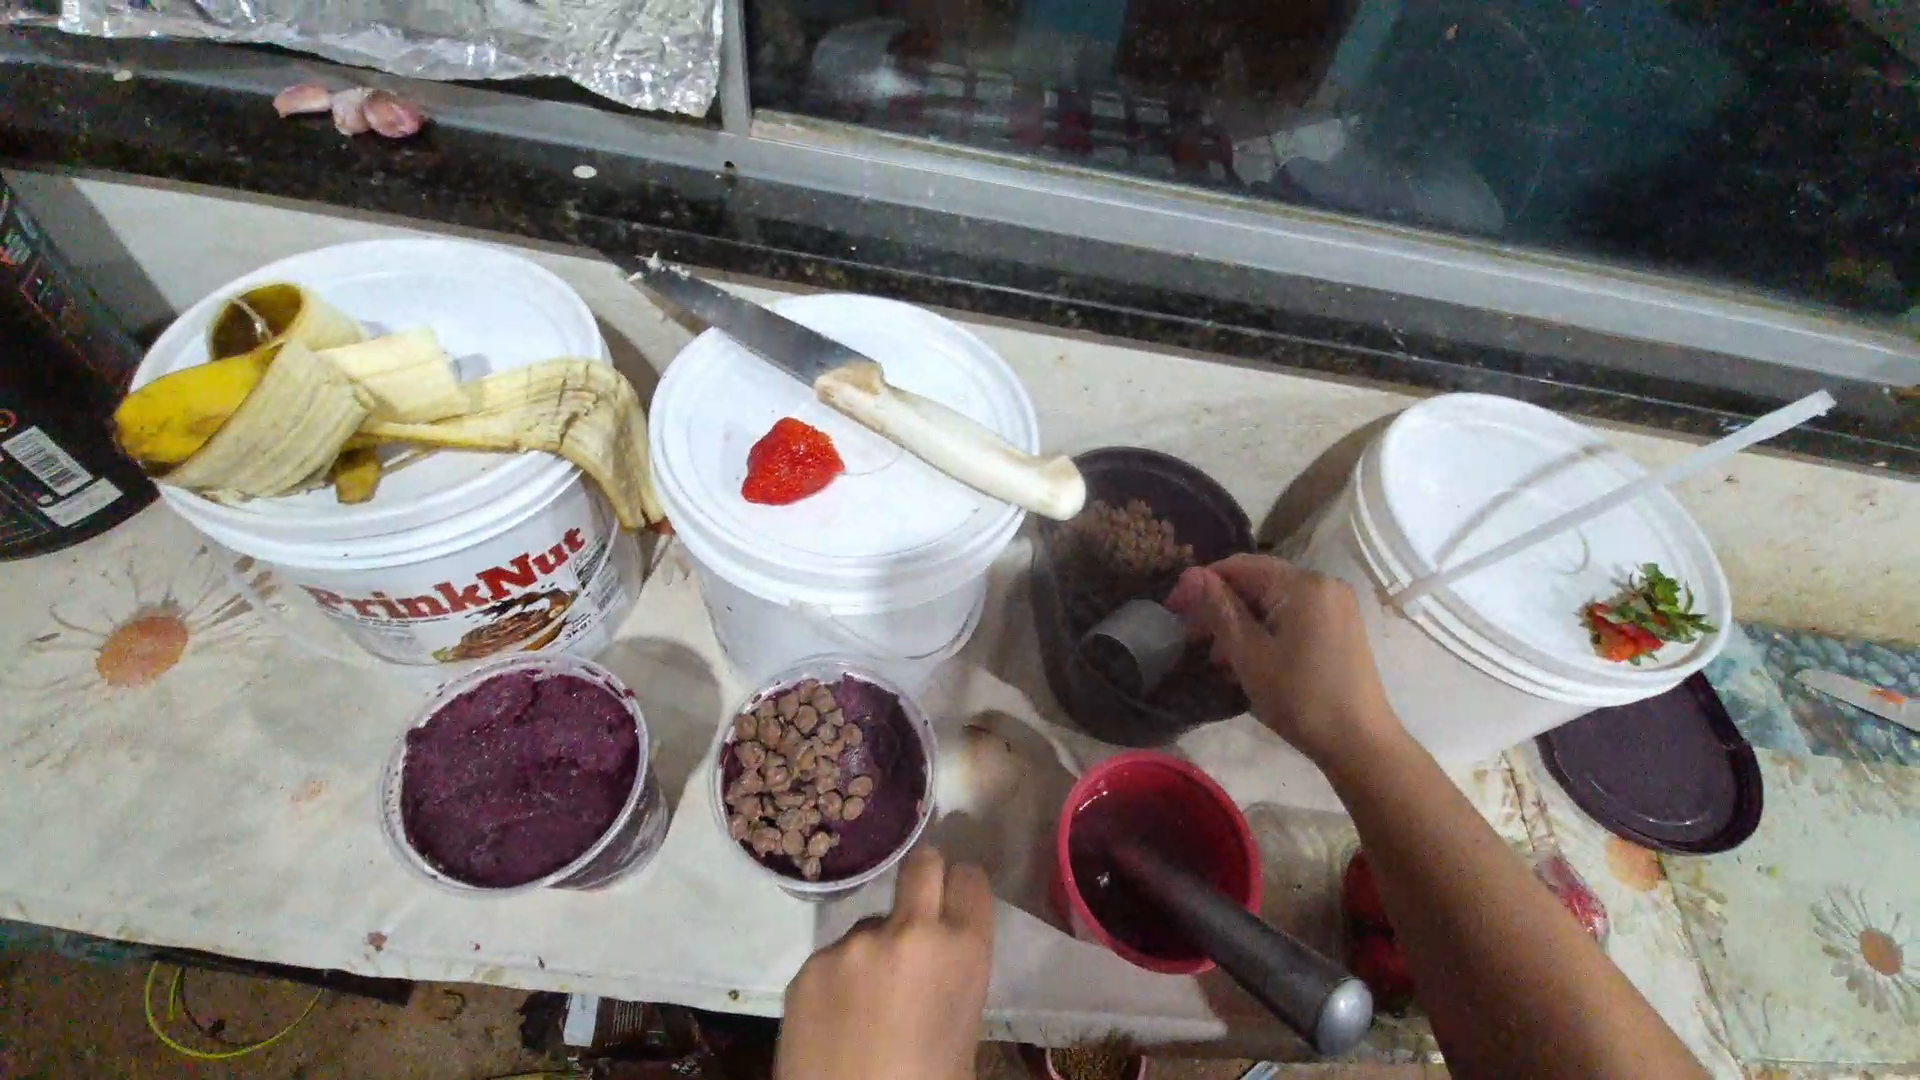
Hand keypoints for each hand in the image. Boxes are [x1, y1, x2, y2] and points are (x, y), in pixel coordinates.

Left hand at [775, 846, 994, 1079]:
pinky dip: (837, 982)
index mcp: (962, 952)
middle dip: (924, 873)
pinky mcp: (809, 965)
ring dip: (872, 949)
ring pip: (870, 922)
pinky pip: (833, 959)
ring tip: (865, 1005)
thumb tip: (936, 955)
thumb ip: (950, 975)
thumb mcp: (962, 1034)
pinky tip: (835, 1023)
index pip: (970, 878)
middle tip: (918, 904)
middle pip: (922, 863)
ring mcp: (854, 945)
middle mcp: (910, 932)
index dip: (962, 885)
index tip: (955, 895)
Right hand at [1164, 553, 1399, 765]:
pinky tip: (1248, 661)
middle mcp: (1323, 585)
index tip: (1174, 612)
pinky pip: (1291, 617)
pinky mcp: (1340, 628)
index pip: (1238, 567)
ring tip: (1218, 660)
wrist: (1360, 744)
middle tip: (1192, 641)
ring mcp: (1336, 606)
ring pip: (1272, 602)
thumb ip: (1219, 609)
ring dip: (1239, 624)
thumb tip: (1191, 574)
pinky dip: (1265, 632)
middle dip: (1220, 608)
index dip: (1200, 585)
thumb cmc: (1299, 697)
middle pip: (1256, 583)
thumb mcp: (1248, 653)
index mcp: (1302, 584)